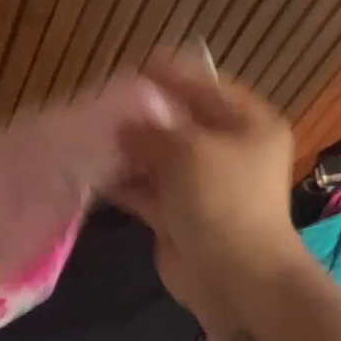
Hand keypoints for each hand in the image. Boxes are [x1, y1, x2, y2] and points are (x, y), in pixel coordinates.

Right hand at [105, 54, 302, 314]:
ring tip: (92, 138)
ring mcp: (202, 187)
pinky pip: (146, 191)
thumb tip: (124, 125)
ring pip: (159, 160)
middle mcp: (227, 152)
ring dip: (128, 152)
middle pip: (181, 125)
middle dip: (144, 118)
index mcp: (247, 125)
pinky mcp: (177, 216)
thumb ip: (152, 133)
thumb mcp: (187, 151)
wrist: (231, 273)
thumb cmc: (220, 200)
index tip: (138, 66)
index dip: (173, 78)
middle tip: (105, 105)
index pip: (207, 89)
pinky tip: (94, 175)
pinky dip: (124, 184)